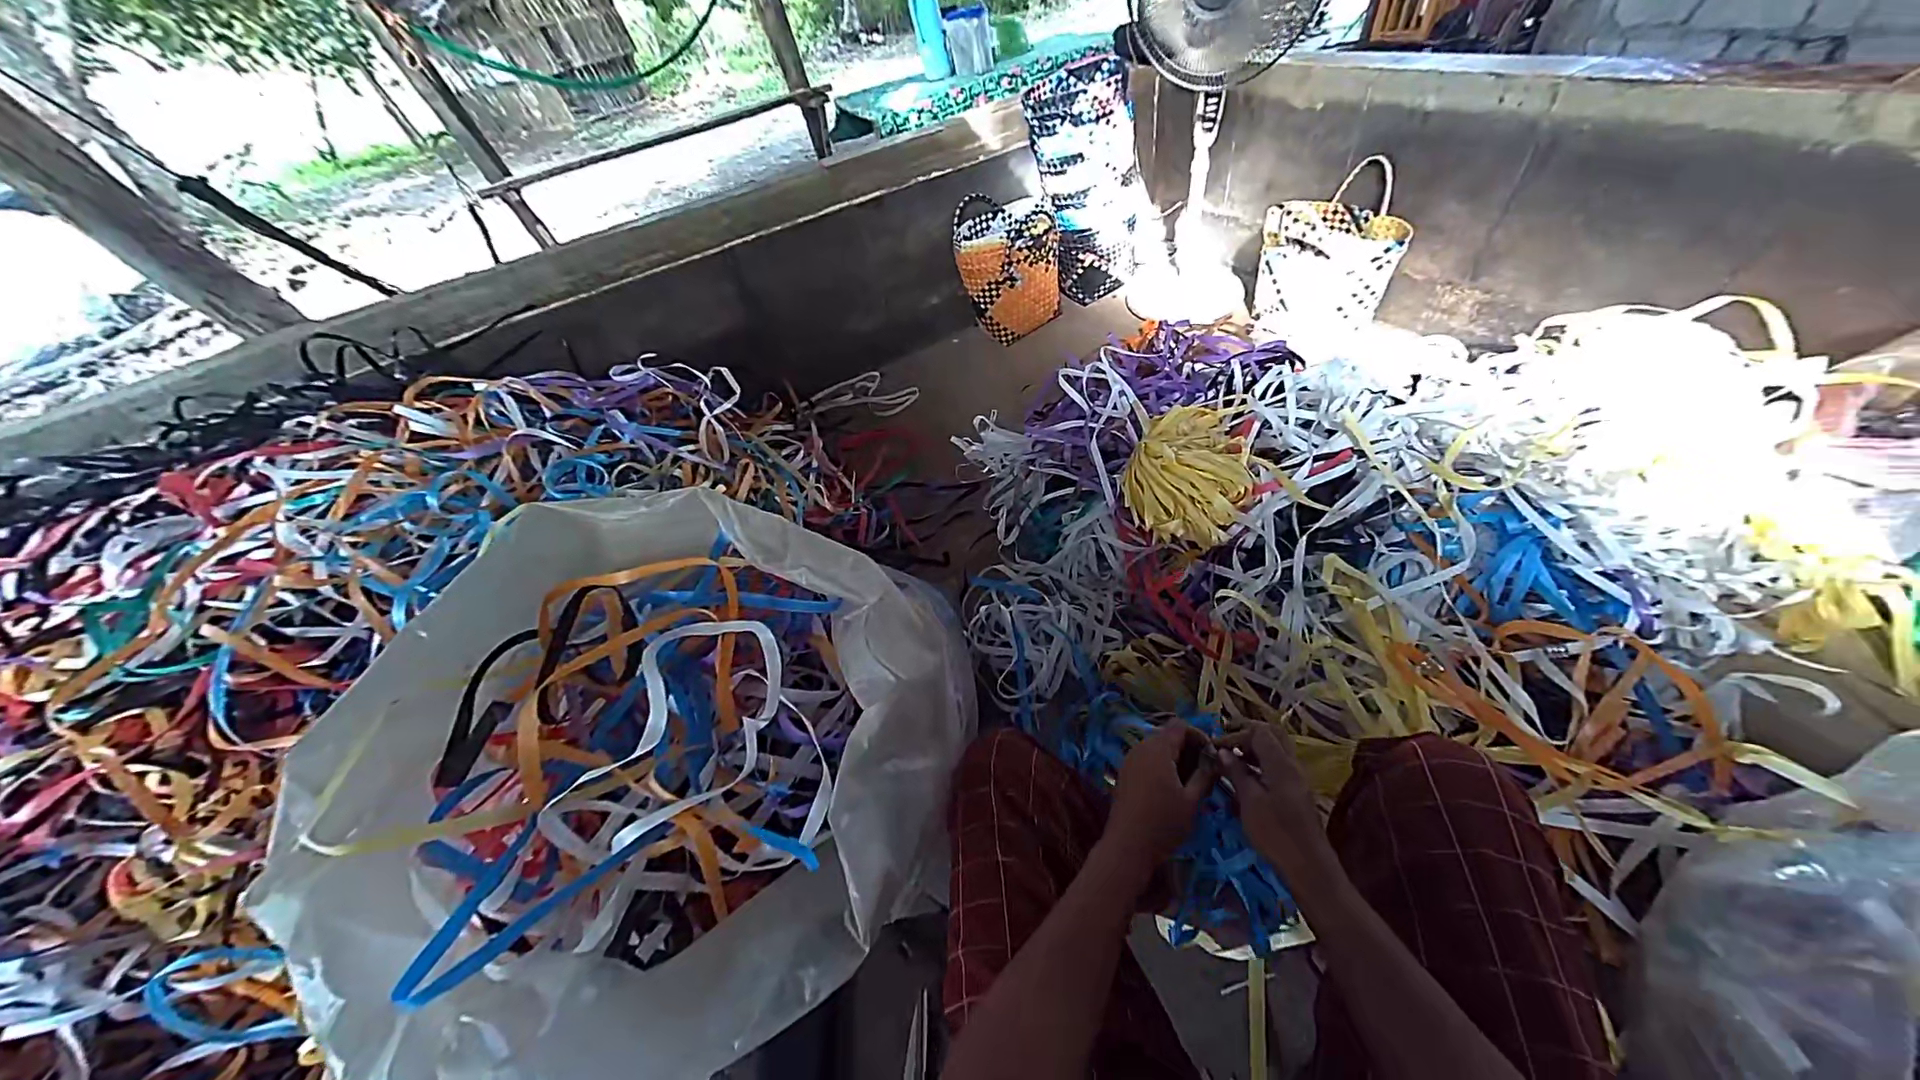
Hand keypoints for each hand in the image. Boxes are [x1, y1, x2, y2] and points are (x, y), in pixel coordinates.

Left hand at [1105, 722, 1214, 873]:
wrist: (1128, 845)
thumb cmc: (1164, 823)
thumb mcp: (1192, 800)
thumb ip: (1205, 774)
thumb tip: (1216, 757)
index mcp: (1157, 749)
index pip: (1180, 726)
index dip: (1199, 736)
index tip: (1212, 756)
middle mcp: (1140, 748)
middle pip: (1167, 735)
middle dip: (1188, 748)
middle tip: (1205, 771)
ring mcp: (1130, 759)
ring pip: (1157, 748)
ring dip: (1175, 758)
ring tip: (1192, 782)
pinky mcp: (1125, 772)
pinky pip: (1147, 759)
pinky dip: (1161, 765)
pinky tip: (1172, 787)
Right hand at [1218, 725, 1333, 878]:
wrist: (1309, 868)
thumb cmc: (1276, 834)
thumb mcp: (1249, 802)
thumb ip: (1237, 773)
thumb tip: (1222, 751)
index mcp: (1281, 765)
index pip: (1259, 732)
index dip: (1235, 734)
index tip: (1214, 746)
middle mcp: (1293, 767)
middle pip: (1272, 736)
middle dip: (1247, 734)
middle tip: (1225, 743)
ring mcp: (1297, 781)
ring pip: (1276, 751)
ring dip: (1253, 749)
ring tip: (1230, 760)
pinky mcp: (1296, 794)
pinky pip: (1277, 767)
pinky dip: (1260, 764)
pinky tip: (1245, 779)